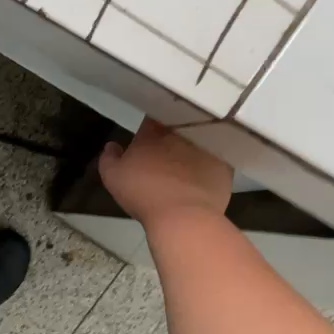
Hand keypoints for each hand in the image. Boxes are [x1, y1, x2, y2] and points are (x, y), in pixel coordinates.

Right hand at [97, 119, 232, 229]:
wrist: (183, 216)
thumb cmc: (142, 192)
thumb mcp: (112, 177)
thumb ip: (109, 157)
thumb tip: (112, 145)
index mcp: (152, 134)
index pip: (151, 117)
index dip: (149, 124)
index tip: (147, 133)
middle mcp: (181, 135)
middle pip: (177, 126)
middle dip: (171, 134)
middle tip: (164, 148)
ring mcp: (206, 149)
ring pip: (197, 141)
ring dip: (191, 148)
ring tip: (184, 161)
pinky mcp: (224, 165)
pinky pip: (215, 160)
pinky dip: (207, 165)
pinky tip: (200, 176)